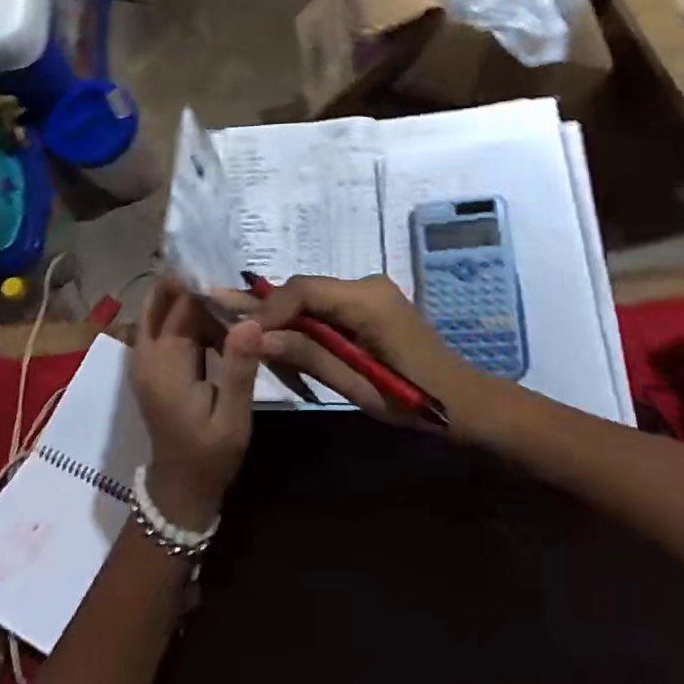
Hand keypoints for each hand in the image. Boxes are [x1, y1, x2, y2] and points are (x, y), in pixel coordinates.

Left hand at [129, 278, 261, 530]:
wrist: (180, 490)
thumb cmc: (210, 455)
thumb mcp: (234, 416)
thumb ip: (240, 368)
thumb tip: (250, 321)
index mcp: (164, 366)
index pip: (180, 307)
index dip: (208, 289)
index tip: (239, 285)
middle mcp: (145, 356)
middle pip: (159, 300)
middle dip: (192, 286)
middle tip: (231, 289)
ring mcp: (142, 361)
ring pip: (159, 311)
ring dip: (190, 302)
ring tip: (231, 306)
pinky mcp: (149, 367)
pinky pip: (162, 327)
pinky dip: (186, 318)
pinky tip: (217, 327)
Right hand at [219, 275, 501, 430]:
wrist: (461, 399)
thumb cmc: (412, 399)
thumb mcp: (357, 384)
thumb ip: (309, 356)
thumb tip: (257, 339)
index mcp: (368, 300)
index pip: (304, 290)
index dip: (269, 310)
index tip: (241, 333)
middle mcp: (368, 284)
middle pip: (306, 289)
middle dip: (270, 308)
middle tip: (223, 312)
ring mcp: (372, 291)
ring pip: (315, 295)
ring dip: (284, 314)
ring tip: (243, 324)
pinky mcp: (373, 303)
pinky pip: (329, 304)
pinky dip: (305, 319)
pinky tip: (279, 331)